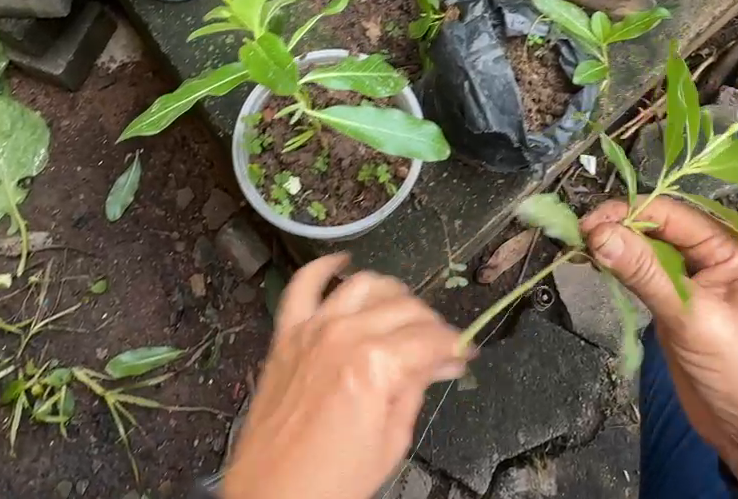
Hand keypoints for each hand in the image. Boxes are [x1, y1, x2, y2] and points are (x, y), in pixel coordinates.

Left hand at [222, 254, 470, 498]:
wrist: (272, 497)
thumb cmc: (334, 482)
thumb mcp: (391, 442)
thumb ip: (416, 388)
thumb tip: (444, 360)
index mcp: (375, 364)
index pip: (429, 338)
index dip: (454, 344)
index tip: (465, 352)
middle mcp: (345, 333)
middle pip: (403, 307)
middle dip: (430, 323)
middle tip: (440, 344)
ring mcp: (312, 327)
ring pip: (363, 286)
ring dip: (391, 293)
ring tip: (404, 311)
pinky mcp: (287, 332)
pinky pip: (303, 284)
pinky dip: (323, 267)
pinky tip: (343, 262)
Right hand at [581, 198, 737, 494]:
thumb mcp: (693, 318)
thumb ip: (644, 273)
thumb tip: (597, 233)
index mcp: (728, 245)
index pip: (667, 211)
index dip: (624, 213)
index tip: (585, 226)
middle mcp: (710, 254)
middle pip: (653, 226)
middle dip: (615, 228)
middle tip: (576, 240)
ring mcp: (691, 278)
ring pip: (644, 248)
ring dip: (614, 247)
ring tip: (580, 251)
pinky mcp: (675, 303)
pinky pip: (643, 273)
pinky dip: (620, 269)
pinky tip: (597, 267)